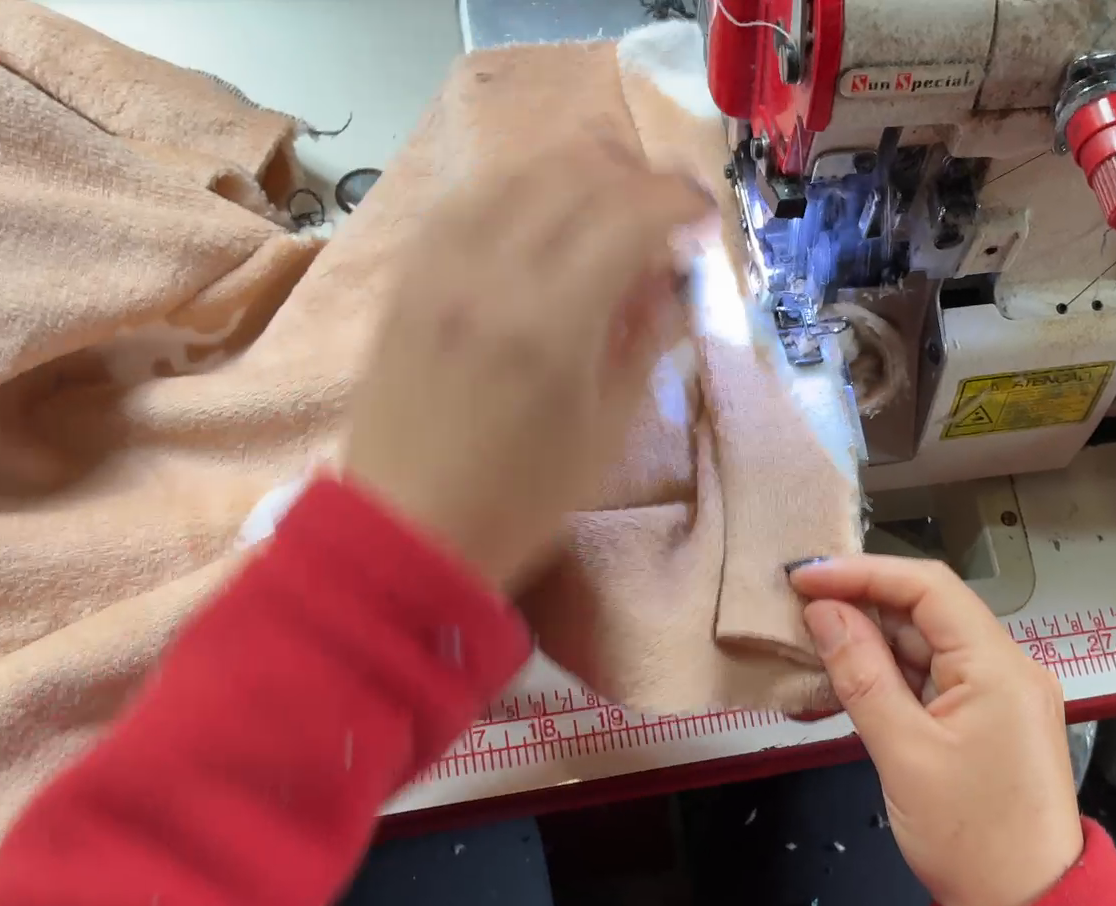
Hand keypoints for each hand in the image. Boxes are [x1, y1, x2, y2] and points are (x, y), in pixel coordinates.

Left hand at [345, 139, 714, 590]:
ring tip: (615, 191)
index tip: (706, 215)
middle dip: (638, 177)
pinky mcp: (409, 277)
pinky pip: (467, 199)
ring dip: (579, 169)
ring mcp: (440, 268)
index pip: (628, 218)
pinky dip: (518, 187)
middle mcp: (491, 274)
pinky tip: (541, 205)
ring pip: (518, 173)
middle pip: (576, 177)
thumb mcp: (608, 431)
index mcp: (553, 324)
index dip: (678, 202)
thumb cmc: (524, 499)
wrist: (410, 527)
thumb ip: (645, 342)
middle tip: (669, 206)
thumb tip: (673, 280)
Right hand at [789, 555, 1082, 905]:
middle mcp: (1009, 666)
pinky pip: (936, 678)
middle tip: (800, 606)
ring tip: (814, 639)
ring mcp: (1002, 693)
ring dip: (874, 641)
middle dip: (863, 604)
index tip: (806, 577)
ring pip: (929, 645)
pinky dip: (893, 674)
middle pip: (929, 612)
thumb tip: (824, 612)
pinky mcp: (990, 719)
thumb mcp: (903, 753)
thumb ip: (861, 673)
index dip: (862, 573)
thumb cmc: (969, 839)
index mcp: (999, 665)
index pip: (928, 587)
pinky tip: (851, 675)